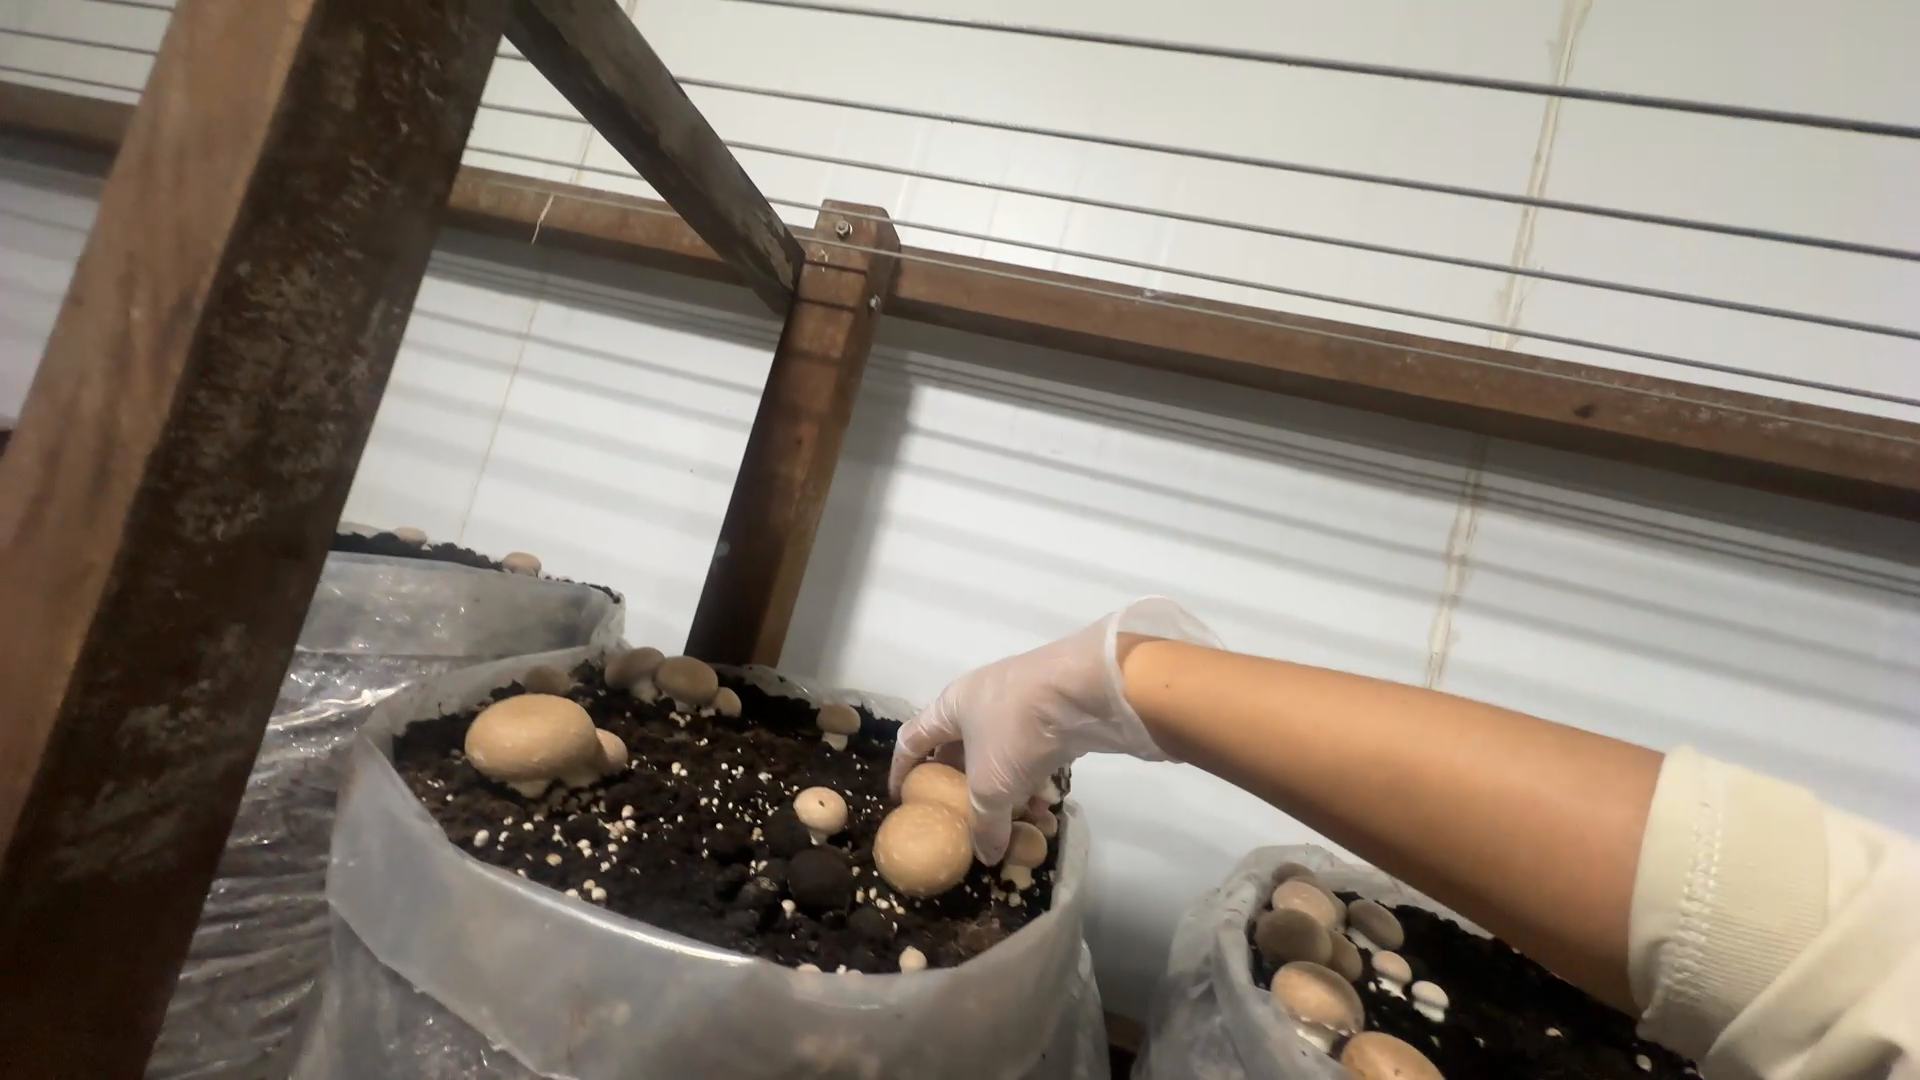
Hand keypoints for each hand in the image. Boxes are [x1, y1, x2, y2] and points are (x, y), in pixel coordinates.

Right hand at [888, 597, 1219, 862]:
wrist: (1084, 689)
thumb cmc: (1017, 729)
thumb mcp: (990, 785)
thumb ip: (983, 824)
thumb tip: (987, 856)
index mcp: (950, 706)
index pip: (913, 738)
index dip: (901, 769)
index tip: (900, 800)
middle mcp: (980, 701)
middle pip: (961, 753)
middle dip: (965, 793)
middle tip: (965, 825)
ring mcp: (1018, 706)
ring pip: (1001, 760)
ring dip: (1008, 798)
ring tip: (1020, 833)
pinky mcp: (1052, 715)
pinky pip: (1033, 758)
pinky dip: (1035, 787)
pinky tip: (1048, 817)